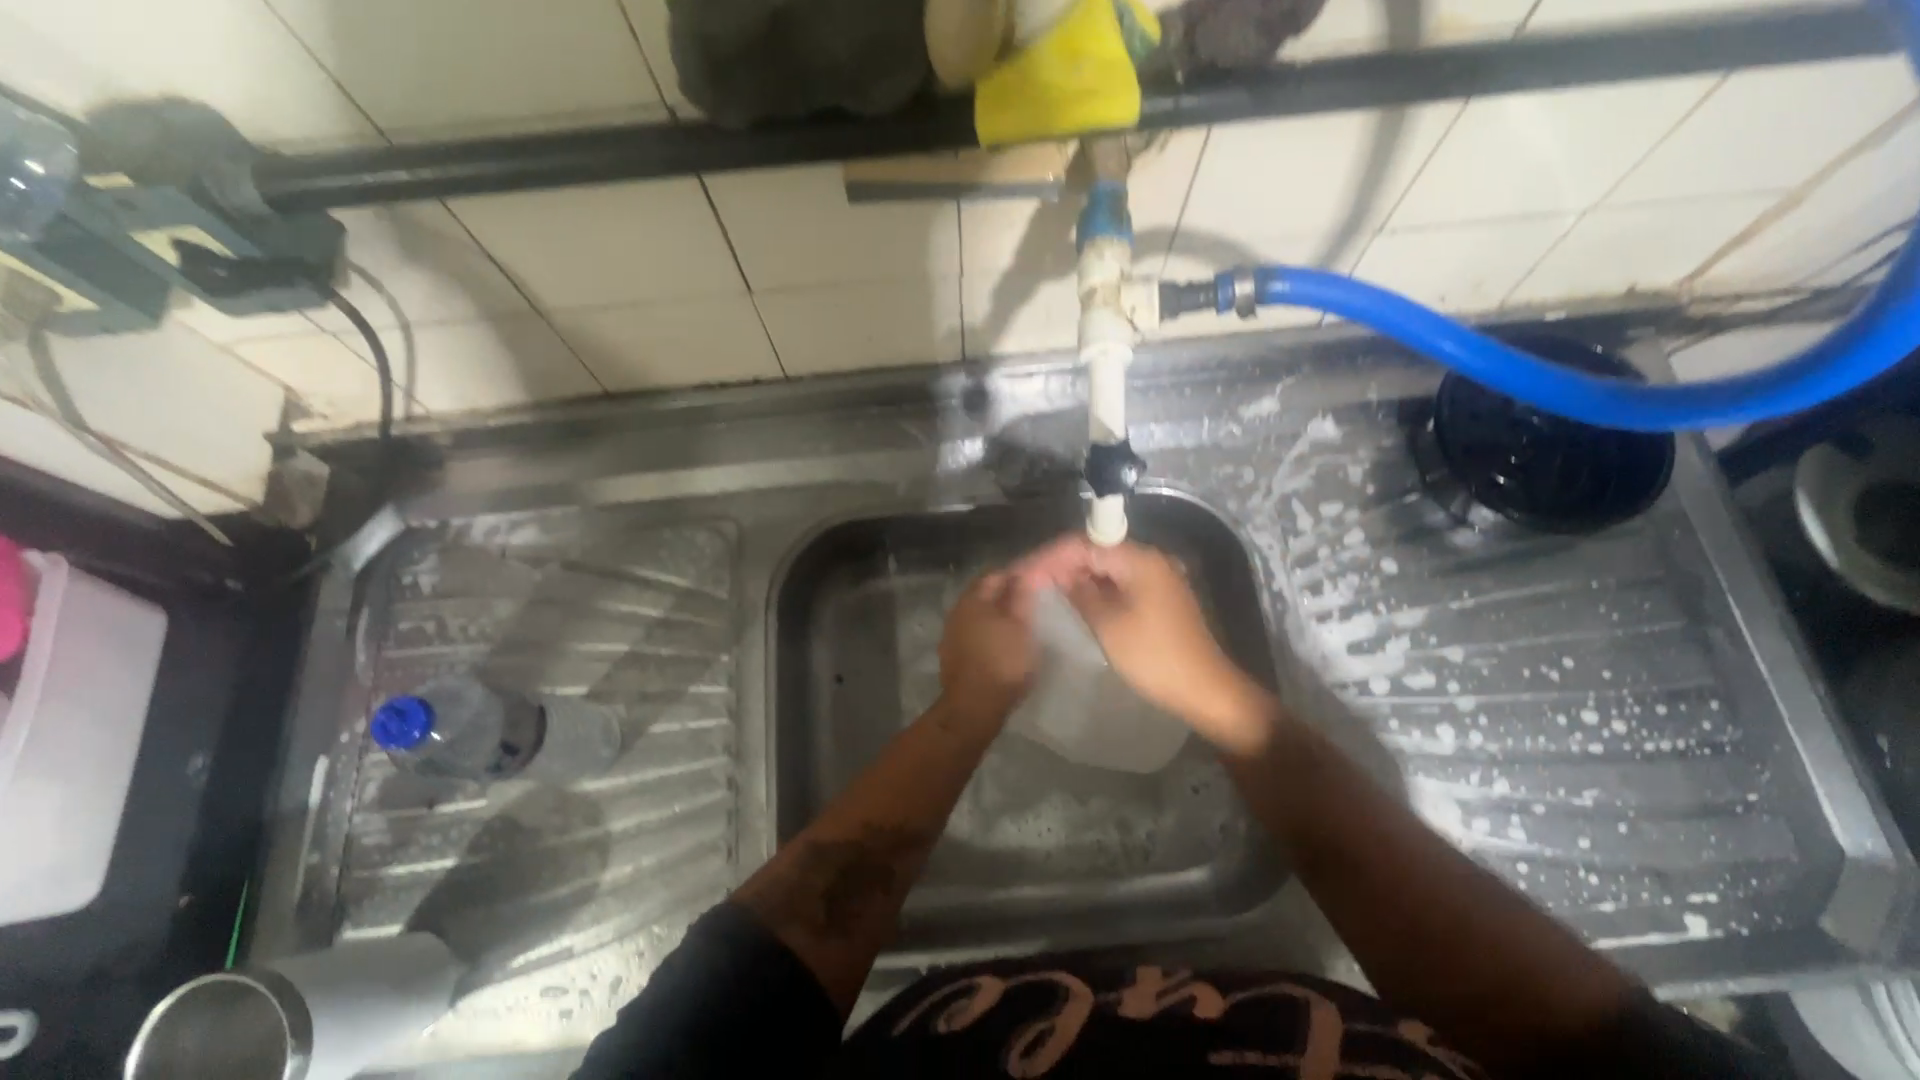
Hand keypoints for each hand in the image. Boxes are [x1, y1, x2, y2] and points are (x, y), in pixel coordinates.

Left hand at [937, 571, 1037, 725]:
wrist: (973, 707)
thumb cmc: (1003, 662)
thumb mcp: (1022, 626)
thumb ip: (1021, 597)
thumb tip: (1022, 573)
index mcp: (973, 600)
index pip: (994, 575)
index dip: (1015, 576)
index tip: (1034, 584)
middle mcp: (956, 612)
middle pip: (981, 595)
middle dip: (1003, 596)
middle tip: (1028, 604)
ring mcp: (950, 635)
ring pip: (975, 616)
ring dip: (993, 617)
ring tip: (1017, 626)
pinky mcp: (951, 656)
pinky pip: (971, 636)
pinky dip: (986, 635)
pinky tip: (1000, 646)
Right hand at [1028, 536, 1273, 752]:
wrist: (1204, 689)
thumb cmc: (1153, 656)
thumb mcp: (1108, 625)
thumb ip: (1080, 593)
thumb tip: (1060, 575)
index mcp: (1139, 559)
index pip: (1083, 543)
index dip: (1049, 556)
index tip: (1023, 573)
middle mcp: (1150, 559)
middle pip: (1096, 549)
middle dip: (1061, 563)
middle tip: (1030, 581)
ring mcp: (1158, 578)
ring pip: (1108, 566)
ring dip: (1078, 575)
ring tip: (1046, 589)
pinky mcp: (1160, 597)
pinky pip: (1121, 581)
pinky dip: (1097, 587)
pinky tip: (1077, 600)